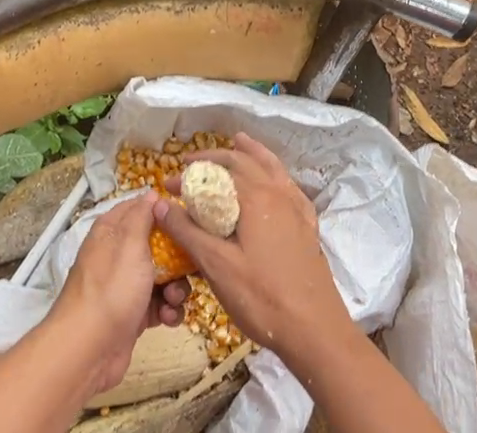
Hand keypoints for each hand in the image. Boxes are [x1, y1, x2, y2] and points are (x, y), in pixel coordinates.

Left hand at [47, 191, 191, 394]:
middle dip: (178, 258)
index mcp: (112, 231)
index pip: (140, 209)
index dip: (163, 211)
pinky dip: (167, 311)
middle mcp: (118, 254)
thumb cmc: (112, 288)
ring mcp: (126, 285)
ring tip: (173, 301)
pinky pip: (159, 305)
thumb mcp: (129, 243)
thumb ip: (142, 216)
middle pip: (157, 245)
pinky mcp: (133, 313)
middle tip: (190, 268)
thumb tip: (151, 192)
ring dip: (176, 289)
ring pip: (163, 277)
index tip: (189, 219)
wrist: (90, 347)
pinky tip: (168, 320)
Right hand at [154, 134, 351, 362]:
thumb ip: (186, 231)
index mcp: (257, 198)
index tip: (169, 184)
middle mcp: (280, 196)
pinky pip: (291, 190)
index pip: (218, 170)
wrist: (317, 334)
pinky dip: (277, 176)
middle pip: (247, 162)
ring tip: (240, 142)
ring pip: (274, 170)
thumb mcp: (216, 265)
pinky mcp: (308, 231)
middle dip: (217, 159)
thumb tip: (160, 204)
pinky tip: (275, 184)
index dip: (191, 172)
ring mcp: (298, 213)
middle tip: (193, 164)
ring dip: (253, 154)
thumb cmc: (263, 298)